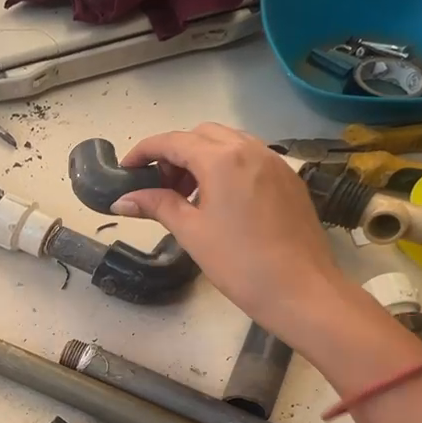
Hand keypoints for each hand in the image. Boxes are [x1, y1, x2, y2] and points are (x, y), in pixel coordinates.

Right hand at [110, 123, 348, 336]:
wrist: (299, 288)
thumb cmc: (238, 261)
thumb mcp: (190, 232)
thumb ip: (156, 206)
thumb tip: (122, 200)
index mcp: (222, 160)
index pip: (173, 141)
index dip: (144, 151)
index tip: (125, 169)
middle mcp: (251, 150)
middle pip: (202, 134)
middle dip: (174, 152)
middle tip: (158, 186)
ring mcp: (274, 162)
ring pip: (229, 143)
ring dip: (200, 158)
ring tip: (187, 195)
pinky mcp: (288, 179)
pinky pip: (250, 158)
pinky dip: (225, 167)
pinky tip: (218, 201)